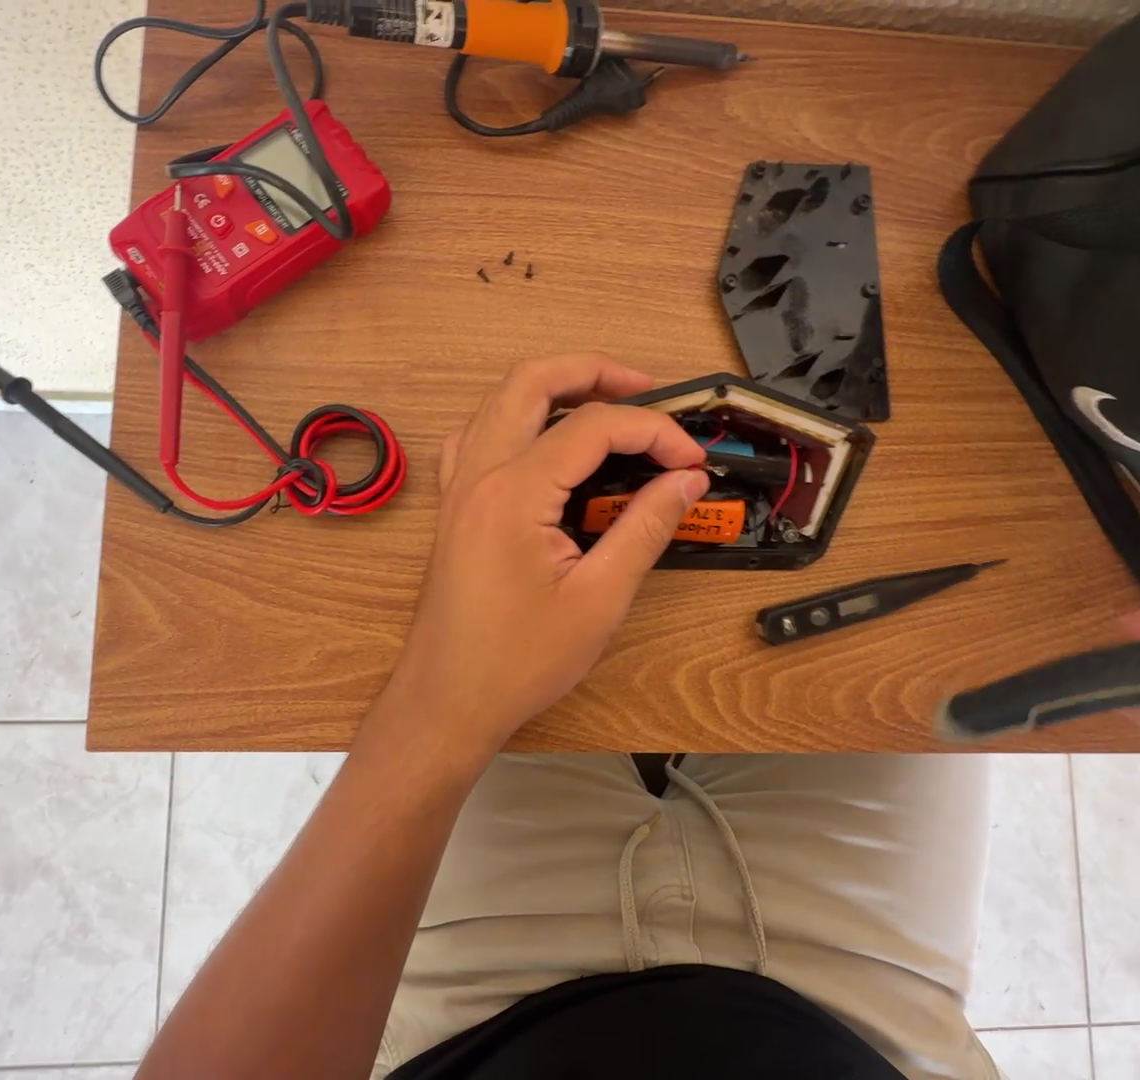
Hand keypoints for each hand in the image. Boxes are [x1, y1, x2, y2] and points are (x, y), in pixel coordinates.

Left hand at [369, 354, 706, 763]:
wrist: (447, 700)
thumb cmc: (521, 662)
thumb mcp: (598, 600)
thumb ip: (644, 528)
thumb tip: (687, 480)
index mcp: (514, 494)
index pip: (593, 427)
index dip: (653, 432)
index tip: (692, 461)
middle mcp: (478, 474)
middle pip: (531, 382)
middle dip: (594, 371)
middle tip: (647, 390)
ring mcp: (457, 487)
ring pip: (498, 401)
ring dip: (552, 388)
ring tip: (604, 405)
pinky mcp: (452, 507)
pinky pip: (476, 436)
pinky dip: (514, 419)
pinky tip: (541, 444)